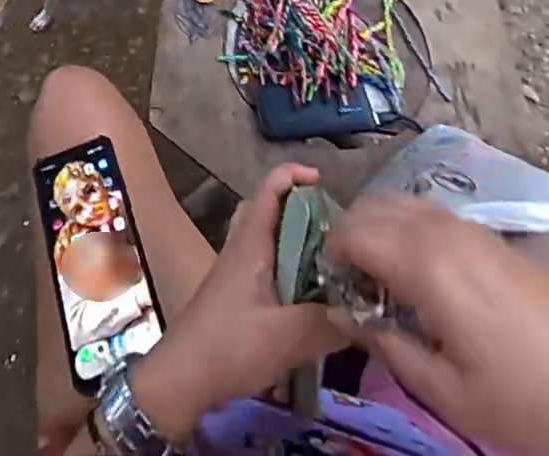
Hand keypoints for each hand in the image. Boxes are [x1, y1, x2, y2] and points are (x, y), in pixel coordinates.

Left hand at [129, 164, 345, 443]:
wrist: (184, 373)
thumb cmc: (230, 344)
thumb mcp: (285, 337)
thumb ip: (327, 323)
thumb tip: (364, 313)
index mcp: (251, 242)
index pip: (269, 189)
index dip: (293, 175)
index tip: (323, 181)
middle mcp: (242, 245)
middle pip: (267, 206)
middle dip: (298, 204)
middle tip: (333, 223)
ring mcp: (236, 266)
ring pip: (266, 234)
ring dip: (294, 235)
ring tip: (328, 254)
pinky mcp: (237, 288)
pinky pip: (266, 258)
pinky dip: (288, 260)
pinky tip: (308, 288)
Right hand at [326, 196, 548, 455]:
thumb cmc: (526, 403)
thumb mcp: (445, 389)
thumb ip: (384, 341)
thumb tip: (341, 312)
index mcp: (424, 260)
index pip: (351, 230)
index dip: (329, 252)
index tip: (329, 284)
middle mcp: (443, 228)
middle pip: (373, 205)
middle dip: (350, 233)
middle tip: (350, 280)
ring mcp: (472, 228)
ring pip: (403, 202)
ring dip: (379, 226)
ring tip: (381, 275)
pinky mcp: (495, 238)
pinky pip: (431, 214)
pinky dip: (408, 227)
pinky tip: (420, 272)